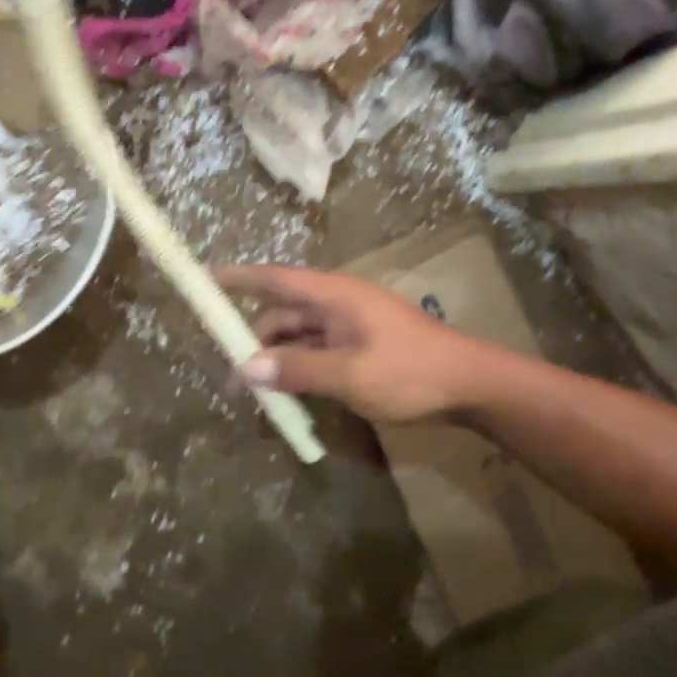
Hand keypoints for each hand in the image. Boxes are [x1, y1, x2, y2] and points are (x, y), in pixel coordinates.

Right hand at [215, 265, 497, 423]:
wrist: (470, 384)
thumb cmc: (410, 372)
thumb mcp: (351, 374)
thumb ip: (298, 370)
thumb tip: (246, 367)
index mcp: (335, 295)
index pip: (276, 278)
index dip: (240, 278)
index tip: (205, 278)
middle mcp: (338, 304)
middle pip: (284, 314)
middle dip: (255, 342)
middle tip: (234, 380)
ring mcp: (351, 327)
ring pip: (299, 337)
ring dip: (278, 361)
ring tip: (259, 398)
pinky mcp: (361, 348)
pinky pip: (318, 353)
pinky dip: (300, 370)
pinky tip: (290, 397)